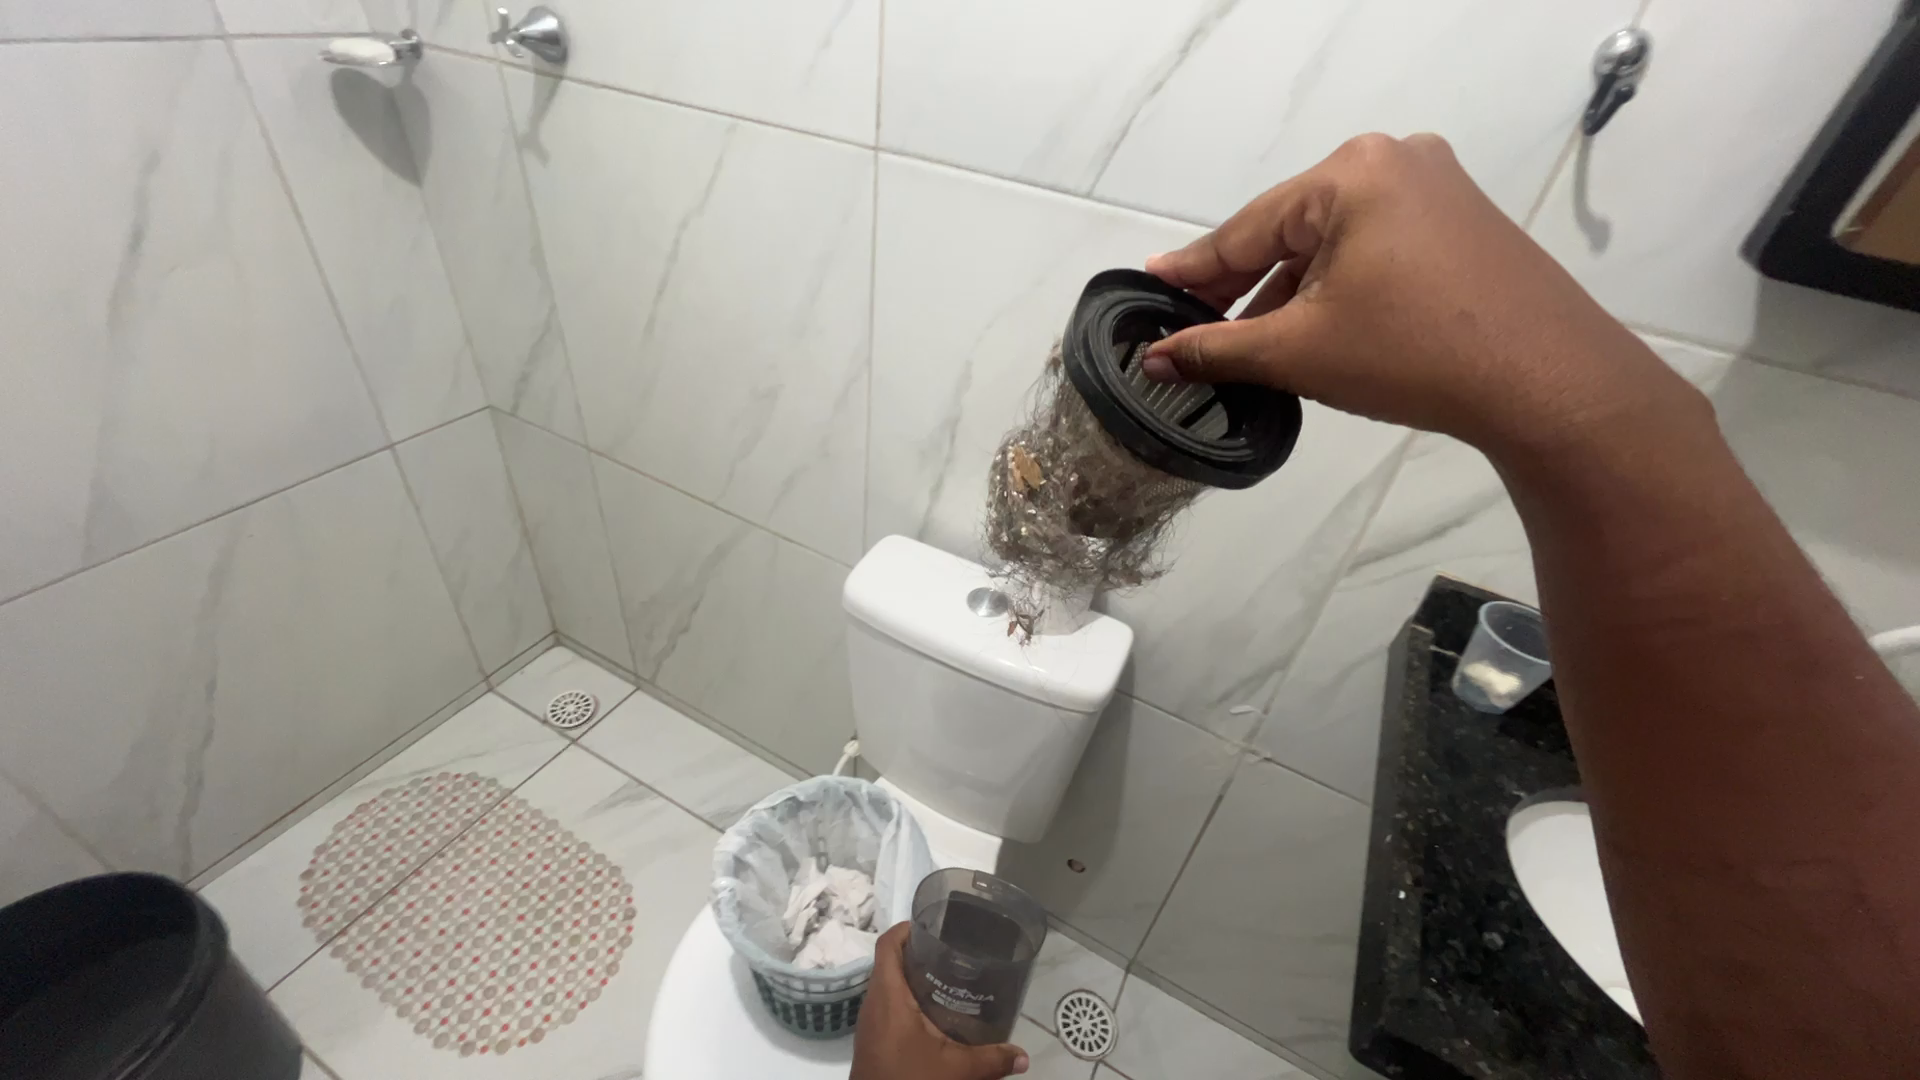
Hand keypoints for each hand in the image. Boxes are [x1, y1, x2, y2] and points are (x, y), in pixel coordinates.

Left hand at [851, 923, 1029, 1079]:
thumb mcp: (952, 1071)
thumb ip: (989, 1059)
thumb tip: (1023, 1056)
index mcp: (888, 995)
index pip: (887, 944)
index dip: (906, 928)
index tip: (932, 924)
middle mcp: (874, 1002)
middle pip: (889, 960)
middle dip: (917, 950)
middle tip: (950, 950)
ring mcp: (870, 1021)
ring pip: (886, 982)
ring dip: (910, 974)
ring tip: (946, 975)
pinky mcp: (872, 1038)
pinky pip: (885, 1003)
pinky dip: (905, 997)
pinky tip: (932, 1011)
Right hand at [1142, 133, 1706, 456]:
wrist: (1547, 381)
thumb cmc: (1410, 354)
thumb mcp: (1295, 351)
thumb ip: (1213, 350)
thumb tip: (1152, 360)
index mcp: (1349, 175)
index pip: (1244, 230)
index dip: (1191, 270)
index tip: (1149, 286)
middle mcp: (1392, 160)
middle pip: (1284, 231)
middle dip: (1237, 285)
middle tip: (1189, 327)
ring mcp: (1432, 186)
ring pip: (1324, 242)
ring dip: (1280, 291)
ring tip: (1242, 340)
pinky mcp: (1456, 220)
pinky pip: (1365, 248)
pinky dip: (1327, 285)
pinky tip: (1305, 325)